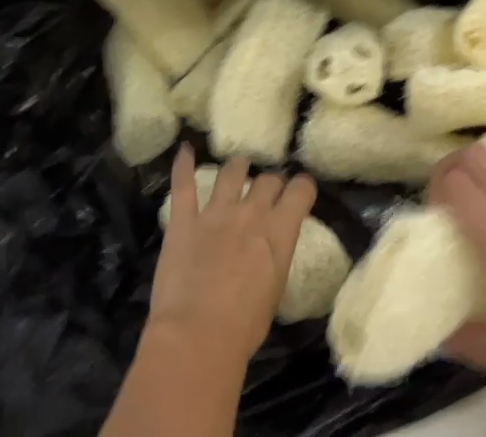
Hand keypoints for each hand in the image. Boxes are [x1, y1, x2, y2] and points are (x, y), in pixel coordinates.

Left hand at [148, 145, 317, 363]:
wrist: (197, 335)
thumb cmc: (244, 326)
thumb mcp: (275, 289)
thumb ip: (275, 257)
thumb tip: (270, 249)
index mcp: (280, 231)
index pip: (301, 190)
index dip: (303, 187)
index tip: (301, 190)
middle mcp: (251, 213)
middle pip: (268, 180)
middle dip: (271, 182)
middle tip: (268, 189)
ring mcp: (215, 213)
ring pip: (231, 173)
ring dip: (237, 167)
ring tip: (238, 167)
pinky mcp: (183, 220)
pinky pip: (183, 185)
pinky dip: (183, 164)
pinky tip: (185, 150)